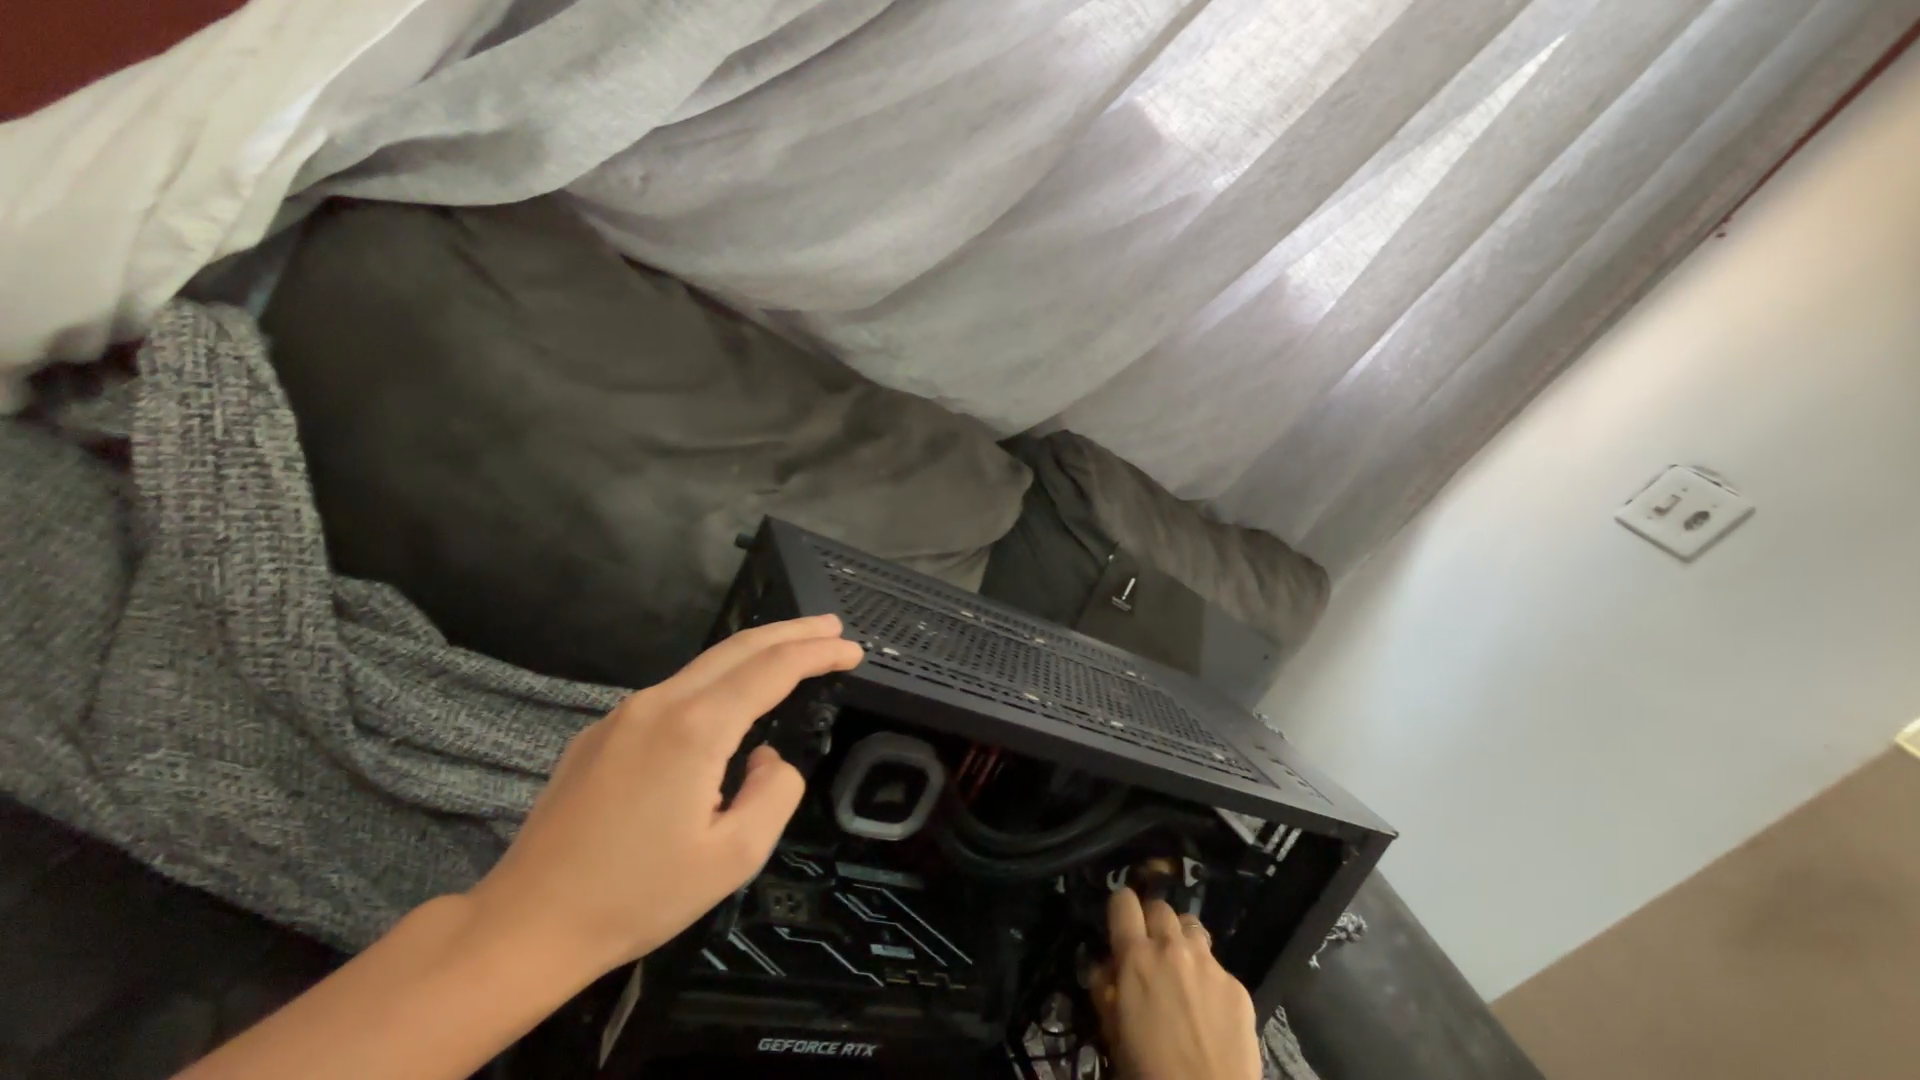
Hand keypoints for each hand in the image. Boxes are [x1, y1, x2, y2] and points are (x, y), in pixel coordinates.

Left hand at [465, 615, 863, 976]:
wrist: (527, 924)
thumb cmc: (639, 896)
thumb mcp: (735, 856)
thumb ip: (775, 791)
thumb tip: (766, 756)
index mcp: (694, 729)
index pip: (772, 669)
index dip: (817, 654)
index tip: (852, 649)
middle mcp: (656, 705)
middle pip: (737, 649)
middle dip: (790, 633)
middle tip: (832, 627)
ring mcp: (620, 717)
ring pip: (701, 669)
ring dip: (752, 657)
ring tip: (790, 659)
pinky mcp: (598, 736)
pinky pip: (670, 698)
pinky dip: (713, 686)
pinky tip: (725, 709)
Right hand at [1092, 887, 1260, 1079]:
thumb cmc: (1148, 1071)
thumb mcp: (1111, 1030)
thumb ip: (1105, 989)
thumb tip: (1108, 967)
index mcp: (1136, 957)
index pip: (1124, 901)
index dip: (1120, 909)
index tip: (1120, 925)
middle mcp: (1172, 948)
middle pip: (1160, 907)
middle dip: (1151, 922)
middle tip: (1150, 951)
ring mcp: (1209, 964)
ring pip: (1191, 928)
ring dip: (1181, 941)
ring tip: (1181, 970)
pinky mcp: (1236, 985)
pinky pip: (1216, 966)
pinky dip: (1207, 977)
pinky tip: (1208, 1008)